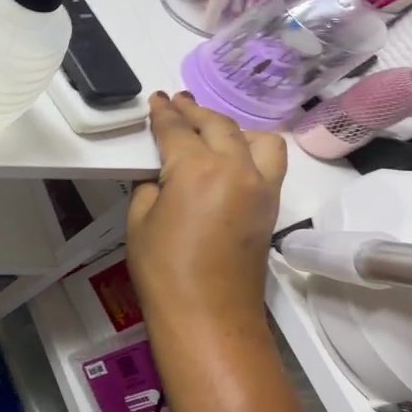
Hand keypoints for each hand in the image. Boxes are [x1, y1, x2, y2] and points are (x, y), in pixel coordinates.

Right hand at [127, 93, 285, 344]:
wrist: (208, 312)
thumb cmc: (163, 268)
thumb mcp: (140, 220)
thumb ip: (151, 187)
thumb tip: (162, 176)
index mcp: (198, 170)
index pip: (178, 131)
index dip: (163, 113)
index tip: (156, 99)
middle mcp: (237, 170)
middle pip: (219, 127)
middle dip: (195, 112)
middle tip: (177, 102)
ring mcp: (262, 188)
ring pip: (257, 139)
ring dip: (232, 128)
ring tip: (211, 128)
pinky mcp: (271, 206)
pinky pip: (268, 162)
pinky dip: (250, 148)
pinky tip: (230, 155)